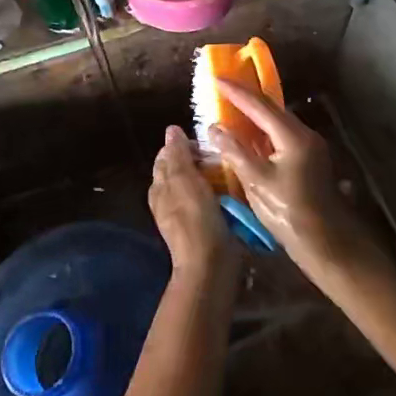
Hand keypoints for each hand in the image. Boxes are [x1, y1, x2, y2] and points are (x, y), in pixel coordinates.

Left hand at [149, 127, 238, 278]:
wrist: (210, 265)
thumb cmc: (195, 218)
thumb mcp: (184, 180)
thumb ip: (178, 155)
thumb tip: (171, 130)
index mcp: (160, 187)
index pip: (167, 157)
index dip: (183, 145)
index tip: (206, 140)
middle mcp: (169, 200)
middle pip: (183, 171)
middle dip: (199, 160)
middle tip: (223, 153)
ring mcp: (186, 215)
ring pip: (198, 186)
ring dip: (212, 176)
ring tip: (232, 167)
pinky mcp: (204, 226)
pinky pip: (211, 202)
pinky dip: (220, 193)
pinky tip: (234, 191)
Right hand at [207, 80, 387, 280]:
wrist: (327, 244)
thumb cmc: (290, 213)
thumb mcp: (256, 182)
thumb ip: (234, 152)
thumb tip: (215, 128)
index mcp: (294, 137)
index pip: (260, 106)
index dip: (236, 92)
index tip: (216, 78)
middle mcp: (305, 136)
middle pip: (271, 111)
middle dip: (245, 100)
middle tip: (221, 91)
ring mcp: (310, 149)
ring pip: (277, 124)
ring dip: (253, 117)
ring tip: (229, 111)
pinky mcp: (309, 162)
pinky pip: (281, 138)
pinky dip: (262, 133)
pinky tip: (247, 138)